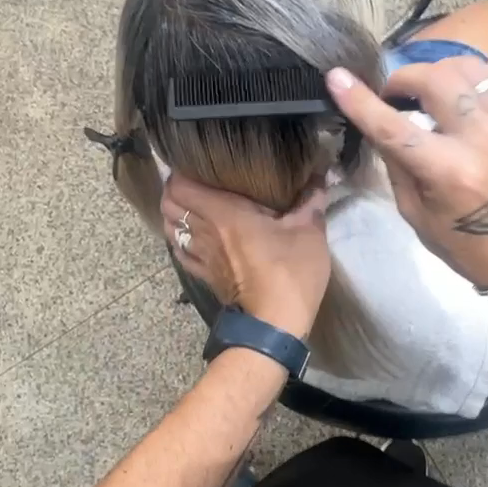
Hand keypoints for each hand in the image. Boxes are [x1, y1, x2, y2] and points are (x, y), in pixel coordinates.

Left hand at [161, 174, 330, 338]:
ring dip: (174, 215)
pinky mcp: (204, 276)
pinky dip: (180, 240)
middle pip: (168, 205)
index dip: (179, 172)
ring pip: (170, 228)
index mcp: (224, 213)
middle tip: (190, 180)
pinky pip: (181, 252)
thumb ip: (311, 201)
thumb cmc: (290, 272)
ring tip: (189, 205)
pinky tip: (192, 236)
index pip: (181, 186)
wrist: (275, 324)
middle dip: (173, 190)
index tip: (191, 162)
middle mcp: (204, 231)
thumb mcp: (309, 231)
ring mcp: (201, 256)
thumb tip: (319, 177)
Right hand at [326, 57, 487, 289]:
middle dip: (402, 80)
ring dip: (435, 73)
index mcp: (448, 173)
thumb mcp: (413, 210)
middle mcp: (481, 141)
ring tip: (424, 93)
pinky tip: (456, 91)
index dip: (360, 100)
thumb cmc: (462, 243)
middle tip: (392, 97)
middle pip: (434, 81)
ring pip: (465, 68)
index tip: (336, 77)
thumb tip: (378, 120)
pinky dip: (468, 74)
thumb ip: (395, 161)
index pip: (394, 126)